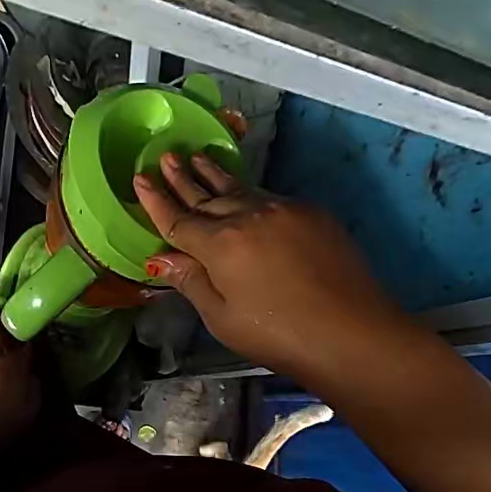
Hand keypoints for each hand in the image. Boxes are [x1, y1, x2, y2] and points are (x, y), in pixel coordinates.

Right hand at [133, 152, 409, 378]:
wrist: (350, 331)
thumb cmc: (278, 334)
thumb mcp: (222, 318)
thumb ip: (192, 281)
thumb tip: (161, 259)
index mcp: (220, 245)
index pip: (179, 220)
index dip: (156, 200)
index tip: (140, 177)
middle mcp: (248, 217)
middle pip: (207, 196)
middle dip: (183, 177)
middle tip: (167, 156)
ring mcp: (283, 211)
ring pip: (239, 189)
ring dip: (215, 175)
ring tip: (197, 158)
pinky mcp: (311, 214)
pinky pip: (269, 198)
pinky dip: (249, 194)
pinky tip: (244, 193)